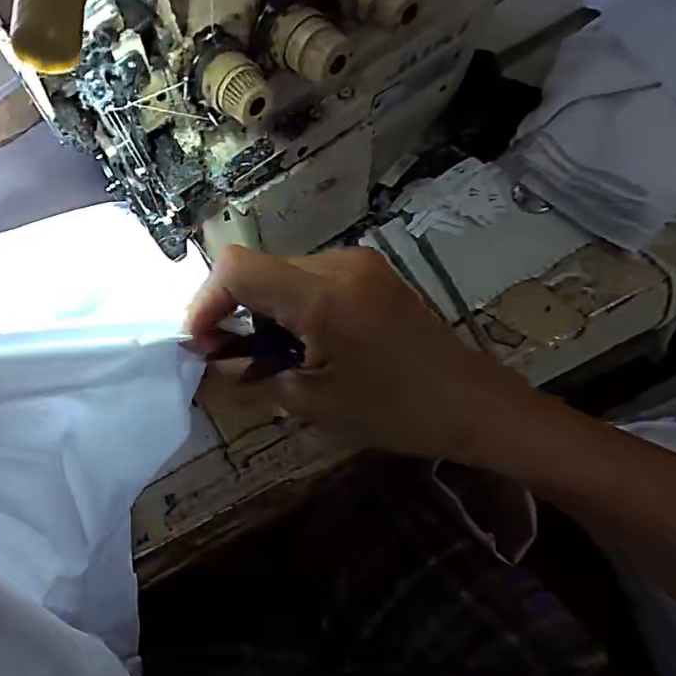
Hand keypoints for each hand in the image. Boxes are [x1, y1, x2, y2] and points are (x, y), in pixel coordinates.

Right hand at [185, 245, 538, 463]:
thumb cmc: (393, 411)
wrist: (475, 406)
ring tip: (266, 351)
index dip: (205, 299)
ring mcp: (356, 263)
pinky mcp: (368, 271)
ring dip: (258, 307)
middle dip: (228, 307)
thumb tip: (215, 354)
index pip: (237, 268)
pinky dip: (286, 304)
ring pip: (277, 271)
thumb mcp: (309, 401)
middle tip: (225, 352)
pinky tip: (299, 339)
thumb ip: (251, 371)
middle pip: (254, 267)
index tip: (201, 340)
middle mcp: (338, 265)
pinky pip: (306, 277)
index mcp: (322, 296)